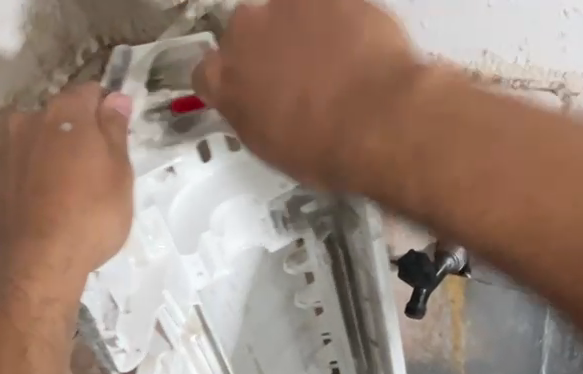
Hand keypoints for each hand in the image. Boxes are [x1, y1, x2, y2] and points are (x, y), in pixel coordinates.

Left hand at [0, 83, 134, 298]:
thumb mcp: (119, 176)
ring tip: (68, 190)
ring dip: (52, 153)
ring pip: (37, 139)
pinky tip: (47, 203)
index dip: (106, 112)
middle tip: (95, 170)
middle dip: (77, 133)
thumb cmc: (90, 218)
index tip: (116, 139)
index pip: (90, 93)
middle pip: (60, 114)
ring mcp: (6, 148)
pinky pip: (21, 166)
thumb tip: (115, 99)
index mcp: (66, 111)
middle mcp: (29, 118)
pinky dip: (34, 175)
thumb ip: (115, 131)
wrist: (38, 263)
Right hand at [193, 0, 425, 189]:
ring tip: (332, 60)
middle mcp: (246, 30)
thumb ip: (253, 114)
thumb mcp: (271, 148)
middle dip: (266, 49)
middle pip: (245, 32)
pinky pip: (328, 5)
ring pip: (287, 12)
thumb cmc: (320, 150)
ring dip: (301, 30)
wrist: (375, 119)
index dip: (230, 82)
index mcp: (225, 78)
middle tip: (295, 78)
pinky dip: (338, 20)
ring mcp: (288, 2)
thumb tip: (260, 102)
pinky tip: (357, 47)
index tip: (249, 93)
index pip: (207, 72)